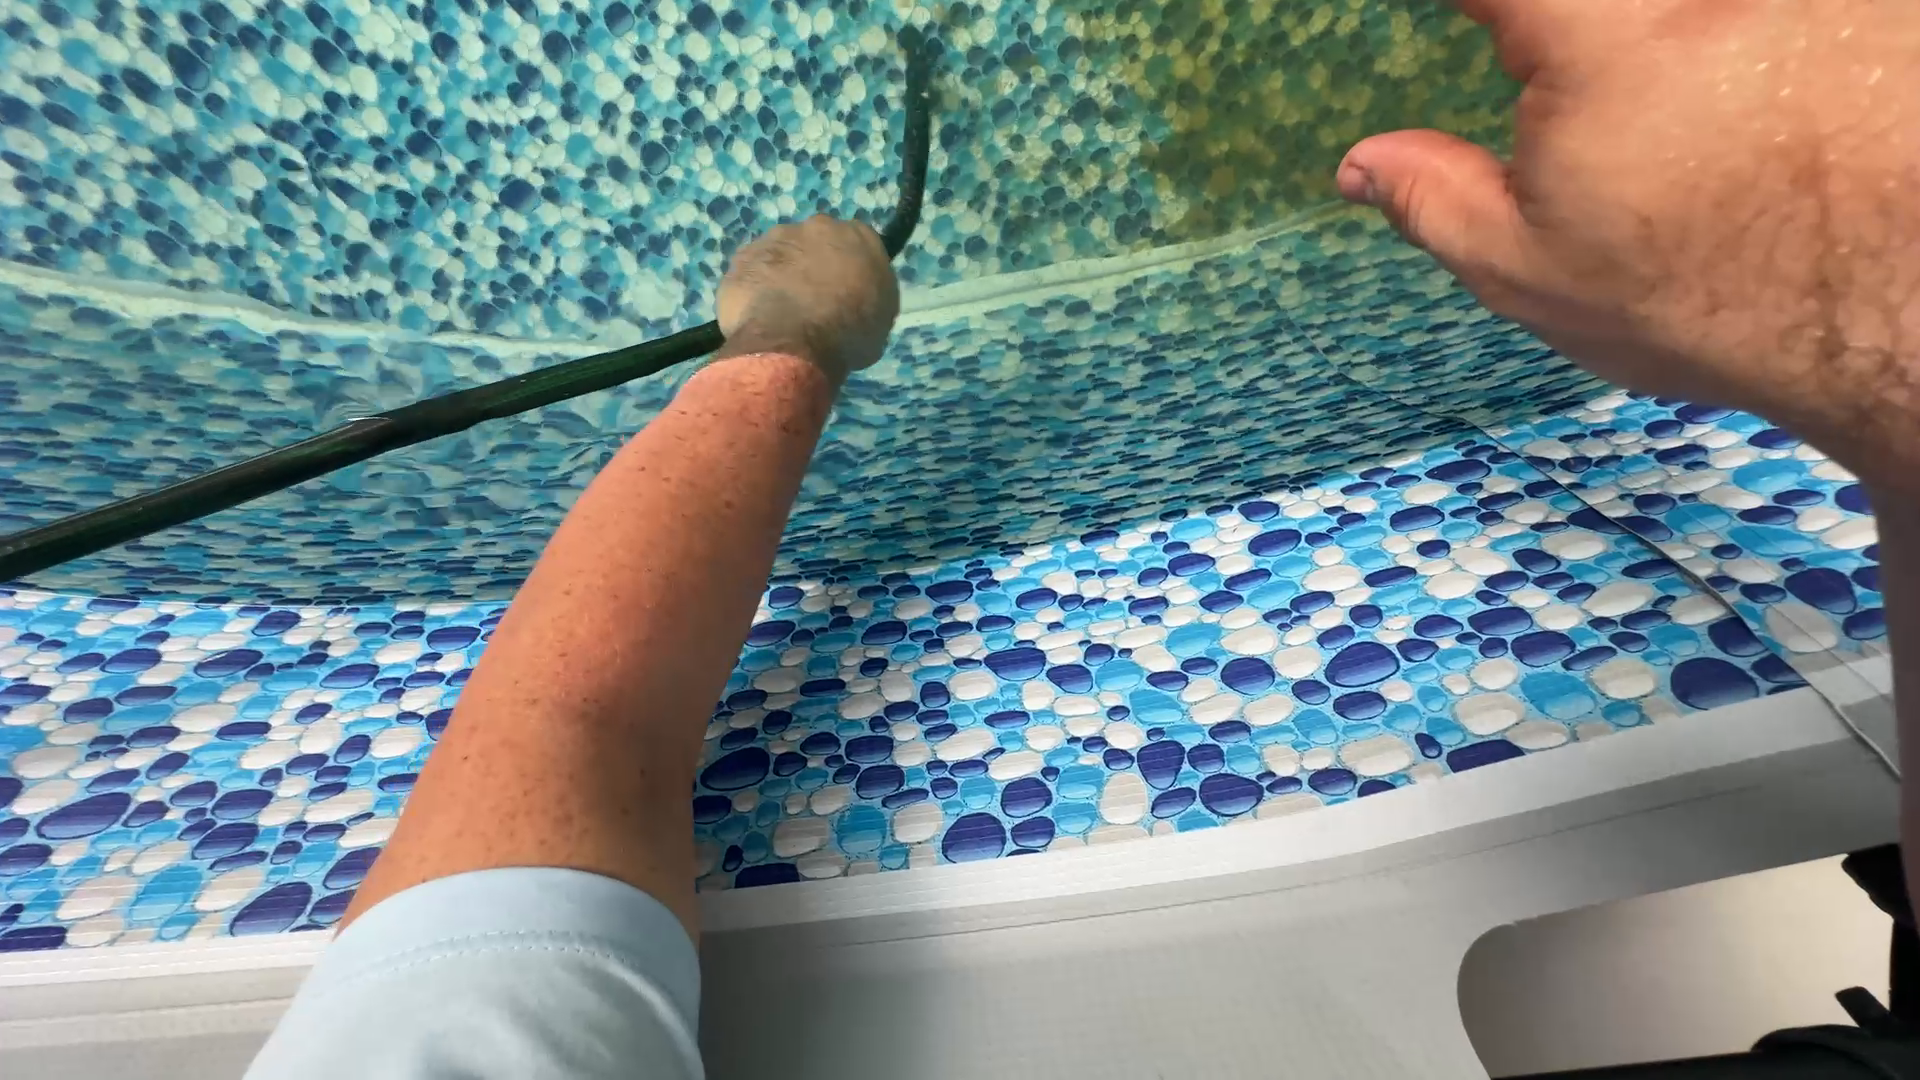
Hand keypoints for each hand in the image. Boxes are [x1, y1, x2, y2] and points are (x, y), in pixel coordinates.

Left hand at [714, 215, 899, 384]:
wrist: (796, 343)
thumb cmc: (850, 333)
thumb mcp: (882, 318)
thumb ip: (871, 293)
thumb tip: (859, 294)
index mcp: (858, 236)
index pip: (858, 244)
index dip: (851, 269)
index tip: (848, 292)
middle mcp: (816, 225)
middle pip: (816, 242)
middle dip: (814, 266)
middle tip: (814, 302)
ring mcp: (774, 238)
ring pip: (780, 254)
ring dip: (782, 275)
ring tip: (783, 313)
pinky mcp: (742, 258)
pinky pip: (752, 273)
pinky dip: (756, 290)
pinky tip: (760, 317)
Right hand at [1337, 0, 1919, 494]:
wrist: (1897, 319)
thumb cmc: (1685, 298)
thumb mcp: (1521, 269)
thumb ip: (1429, 198)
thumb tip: (1358, 162)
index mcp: (1612, 43)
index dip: (1478, 5)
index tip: (1463, 27)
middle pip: (1591, 4)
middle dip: (1556, 41)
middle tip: (1539, 79)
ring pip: (1663, 14)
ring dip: (1630, 45)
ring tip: (1651, 147)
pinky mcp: (1871, 7)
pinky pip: (1754, 18)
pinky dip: (1718, 42)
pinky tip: (1732, 106)